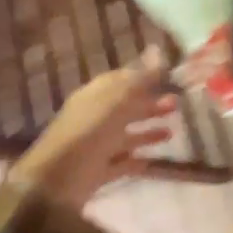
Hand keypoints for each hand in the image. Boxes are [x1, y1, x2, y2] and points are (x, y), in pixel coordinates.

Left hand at [9, 46, 174, 206]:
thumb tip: (157, 51)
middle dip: (150, 104)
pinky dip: (135, 161)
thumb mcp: (116, 101)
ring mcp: (95, 146)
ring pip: (126, 135)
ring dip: (148, 132)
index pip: (121, 80)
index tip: (168, 76)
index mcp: (94, 96)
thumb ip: (139, 79)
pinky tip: (152, 160)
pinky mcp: (97, 171)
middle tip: (176, 105)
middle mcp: (94, 118)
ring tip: (171, 132)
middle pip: (126, 108)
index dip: (143, 76)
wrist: (56, 181)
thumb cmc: (88, 133)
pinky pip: (120, 163)